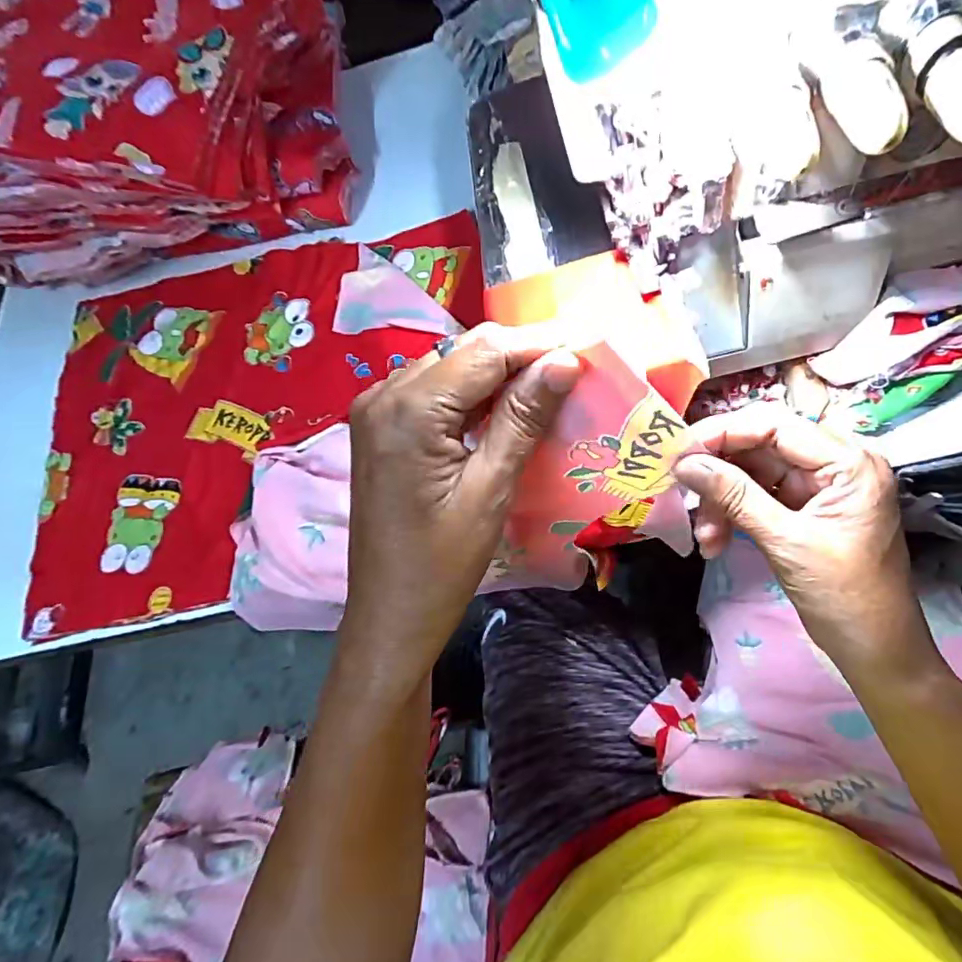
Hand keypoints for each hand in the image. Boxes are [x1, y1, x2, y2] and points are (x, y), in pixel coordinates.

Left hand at [343, 324, 579, 675]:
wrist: (390, 616)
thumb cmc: (442, 564)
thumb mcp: (491, 489)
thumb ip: (523, 418)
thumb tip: (566, 360)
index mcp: (408, 409)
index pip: (484, 352)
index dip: (537, 346)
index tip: (586, 351)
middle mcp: (383, 394)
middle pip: (464, 353)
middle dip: (519, 357)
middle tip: (572, 371)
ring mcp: (376, 410)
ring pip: (449, 368)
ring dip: (497, 375)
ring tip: (547, 389)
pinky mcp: (380, 428)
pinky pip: (432, 392)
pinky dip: (471, 395)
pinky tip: (504, 410)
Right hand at [671, 405, 933, 678]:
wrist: (877, 651)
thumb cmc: (845, 597)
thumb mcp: (787, 542)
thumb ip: (735, 496)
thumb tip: (686, 463)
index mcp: (849, 461)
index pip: (775, 425)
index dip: (723, 433)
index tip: (681, 452)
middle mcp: (836, 463)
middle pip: (761, 446)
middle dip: (720, 473)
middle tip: (682, 491)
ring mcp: (819, 486)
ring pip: (753, 473)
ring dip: (722, 501)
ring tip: (705, 537)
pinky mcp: (804, 508)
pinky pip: (758, 496)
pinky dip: (733, 515)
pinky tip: (716, 541)